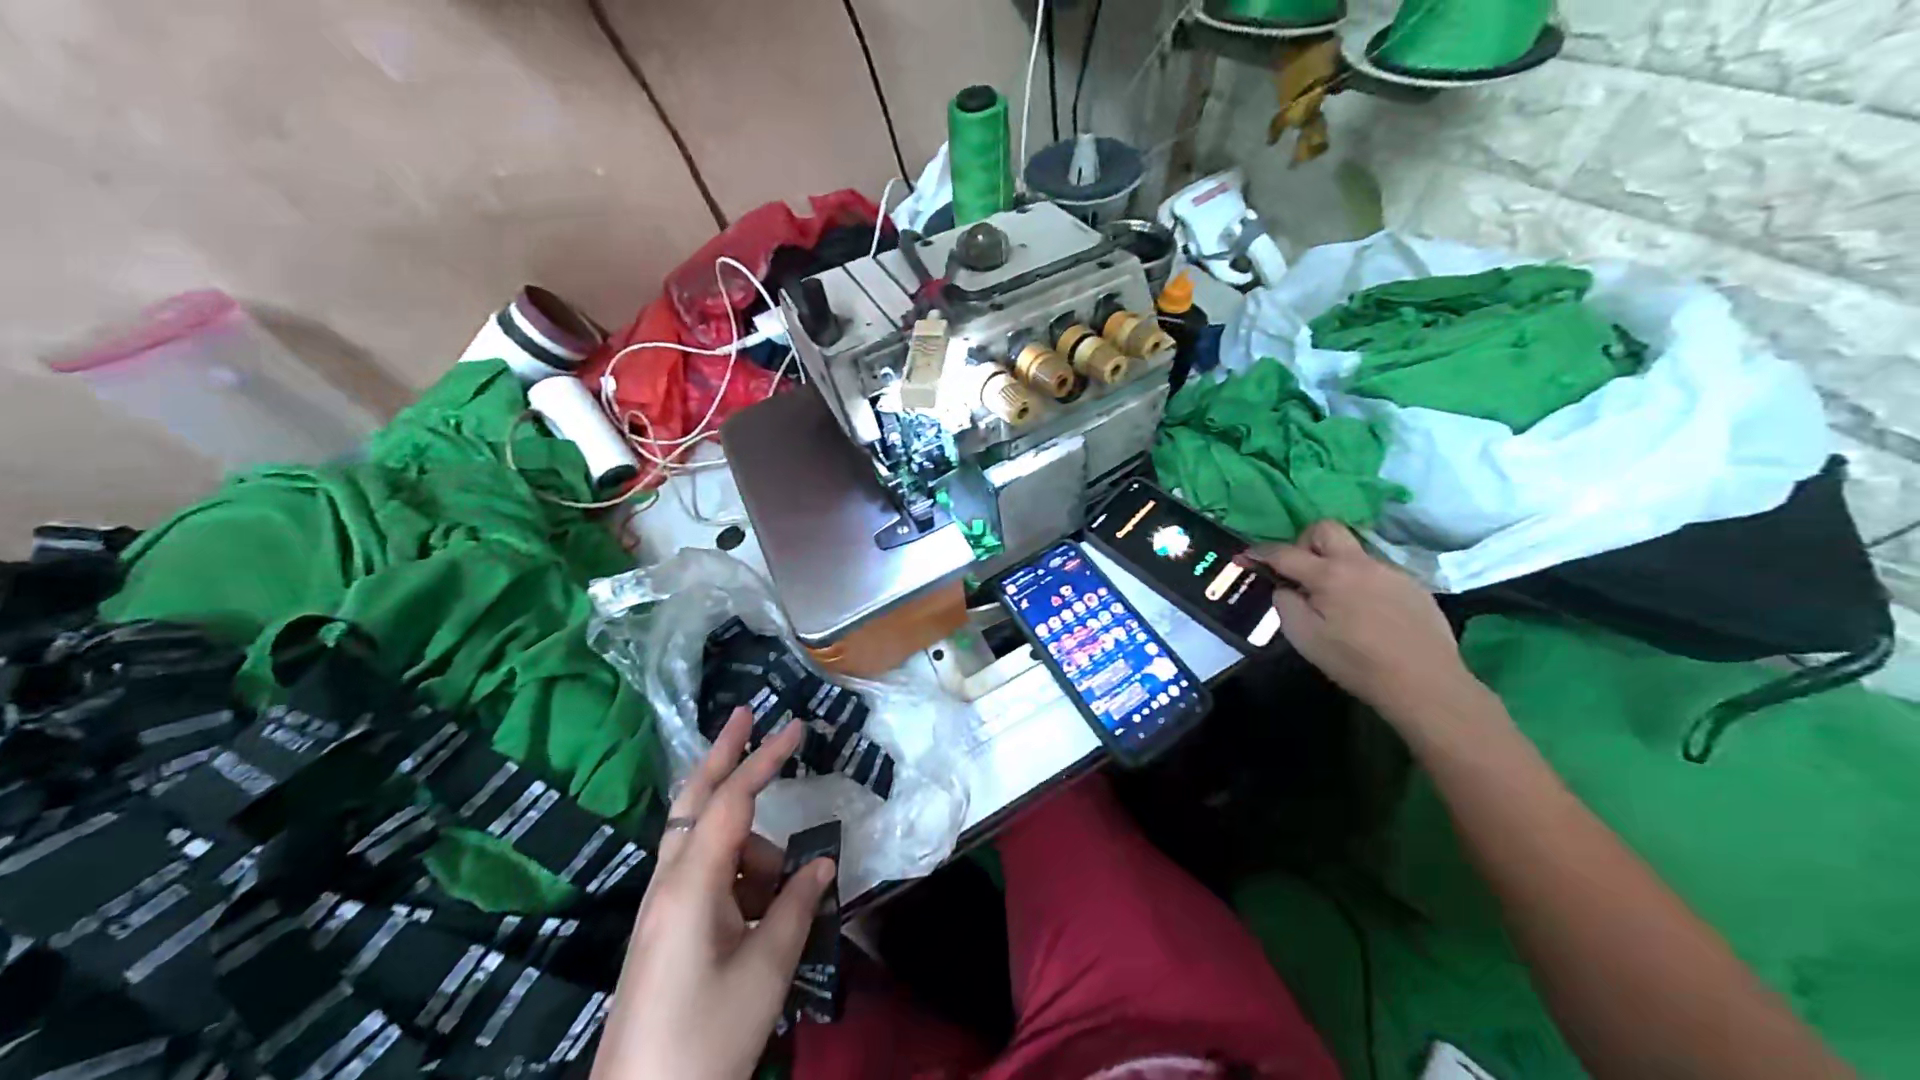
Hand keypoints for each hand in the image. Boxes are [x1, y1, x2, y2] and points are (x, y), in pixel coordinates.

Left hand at [592, 709, 835, 1079]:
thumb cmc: (707, 1038)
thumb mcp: (766, 971)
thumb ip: (796, 907)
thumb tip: (820, 865)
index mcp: (690, 886)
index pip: (731, 801)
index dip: (764, 759)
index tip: (796, 727)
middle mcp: (668, 884)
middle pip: (696, 800)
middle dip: (724, 755)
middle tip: (746, 714)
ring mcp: (660, 907)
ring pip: (707, 845)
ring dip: (751, 848)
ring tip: (790, 896)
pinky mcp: (663, 930)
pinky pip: (703, 875)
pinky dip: (737, 873)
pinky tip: (764, 912)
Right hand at [1242, 521, 1491, 727]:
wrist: (1424, 683)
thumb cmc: (1355, 662)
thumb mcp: (1304, 638)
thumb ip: (1285, 604)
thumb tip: (1285, 588)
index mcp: (1329, 574)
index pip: (1284, 552)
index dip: (1259, 553)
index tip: (1245, 557)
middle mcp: (1360, 563)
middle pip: (1325, 528)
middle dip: (1303, 541)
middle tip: (1299, 572)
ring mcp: (1390, 572)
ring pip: (1353, 552)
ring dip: (1335, 565)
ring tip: (1336, 601)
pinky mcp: (1413, 586)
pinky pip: (1377, 573)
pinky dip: (1361, 583)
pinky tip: (1367, 615)